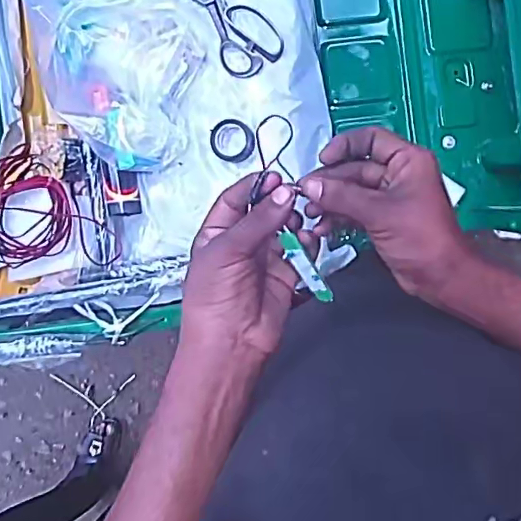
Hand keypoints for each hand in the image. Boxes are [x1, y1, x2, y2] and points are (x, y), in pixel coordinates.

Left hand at [179, 171, 314, 364]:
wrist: (230, 344)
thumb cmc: (212, 302)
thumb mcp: (227, 250)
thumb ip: (258, 220)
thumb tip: (282, 194)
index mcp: (216, 234)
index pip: (236, 200)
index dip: (255, 186)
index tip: (275, 177)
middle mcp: (241, 244)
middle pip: (264, 211)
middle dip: (280, 202)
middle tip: (294, 196)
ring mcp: (264, 259)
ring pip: (285, 229)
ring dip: (295, 222)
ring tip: (299, 220)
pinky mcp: (286, 275)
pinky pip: (301, 251)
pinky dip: (308, 244)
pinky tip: (307, 241)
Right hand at [298, 127, 473, 301]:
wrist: (441, 277)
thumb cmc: (423, 239)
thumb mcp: (379, 212)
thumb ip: (342, 196)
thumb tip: (310, 186)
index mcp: (408, 161)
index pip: (371, 139)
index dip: (344, 146)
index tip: (323, 160)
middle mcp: (399, 175)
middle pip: (356, 168)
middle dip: (330, 182)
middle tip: (306, 194)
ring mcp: (390, 198)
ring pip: (352, 191)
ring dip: (330, 201)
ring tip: (311, 214)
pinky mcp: (383, 219)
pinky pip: (355, 210)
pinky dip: (339, 216)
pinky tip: (323, 227)